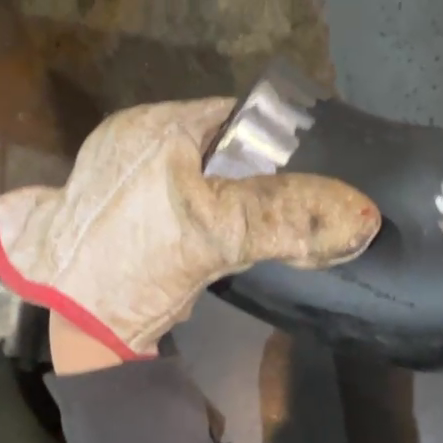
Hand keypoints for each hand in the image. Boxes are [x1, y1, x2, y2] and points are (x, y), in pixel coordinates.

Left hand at [0, 98, 380, 374]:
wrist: (81, 324)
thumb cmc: (139, 261)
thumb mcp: (217, 232)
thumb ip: (285, 219)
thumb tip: (361, 219)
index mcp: (154, 126)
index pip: (235, 118)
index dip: (277, 144)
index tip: (310, 176)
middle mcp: (138, 143)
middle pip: (222, 150)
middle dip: (260, 178)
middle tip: (297, 208)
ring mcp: (130, 184)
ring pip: (206, 181)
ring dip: (238, 203)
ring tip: (270, 229)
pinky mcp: (131, 222)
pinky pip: (187, 209)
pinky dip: (213, 222)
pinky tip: (228, 246)